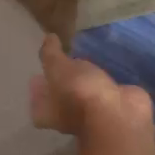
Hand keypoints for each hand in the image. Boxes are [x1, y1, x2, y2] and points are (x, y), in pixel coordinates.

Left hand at [29, 34, 152, 137]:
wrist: (117, 113)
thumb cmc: (79, 94)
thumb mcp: (58, 69)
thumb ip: (51, 54)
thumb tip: (47, 38)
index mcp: (49, 112)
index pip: (37, 101)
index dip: (38, 87)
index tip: (43, 70)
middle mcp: (68, 116)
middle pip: (62, 98)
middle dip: (64, 82)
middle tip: (68, 59)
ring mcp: (93, 112)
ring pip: (86, 93)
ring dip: (88, 80)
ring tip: (90, 58)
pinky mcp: (113, 104)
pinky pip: (108, 89)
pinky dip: (109, 80)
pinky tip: (113, 64)